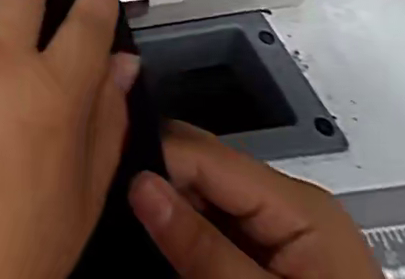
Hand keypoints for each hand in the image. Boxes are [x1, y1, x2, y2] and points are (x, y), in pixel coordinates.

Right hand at [128, 121, 380, 278]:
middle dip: (155, 180)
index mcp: (300, 206)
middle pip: (199, 164)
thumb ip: (202, 249)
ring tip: (124, 220)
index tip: (104, 178)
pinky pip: (211, 221)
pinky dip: (182, 230)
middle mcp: (288, 204)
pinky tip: (156, 241)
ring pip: (198, 192)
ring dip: (164, 206)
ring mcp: (277, 229)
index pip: (202, 151)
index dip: (152, 159)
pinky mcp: (267, 253)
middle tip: (106, 202)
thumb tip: (140, 183)